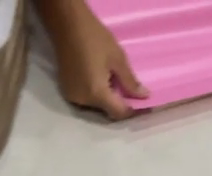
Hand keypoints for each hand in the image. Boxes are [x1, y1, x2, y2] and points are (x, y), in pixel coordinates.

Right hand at [39, 0, 146, 119]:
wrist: (68, 26)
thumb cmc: (96, 38)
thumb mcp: (118, 58)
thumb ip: (130, 81)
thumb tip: (144, 96)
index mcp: (97, 93)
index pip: (118, 113)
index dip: (131, 111)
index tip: (141, 104)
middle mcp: (84, 101)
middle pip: (106, 111)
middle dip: (117, 104)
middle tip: (126, 89)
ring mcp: (73, 98)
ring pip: (95, 106)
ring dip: (105, 99)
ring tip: (110, 81)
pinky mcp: (67, 92)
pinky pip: (85, 99)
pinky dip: (94, 94)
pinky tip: (97, 79)